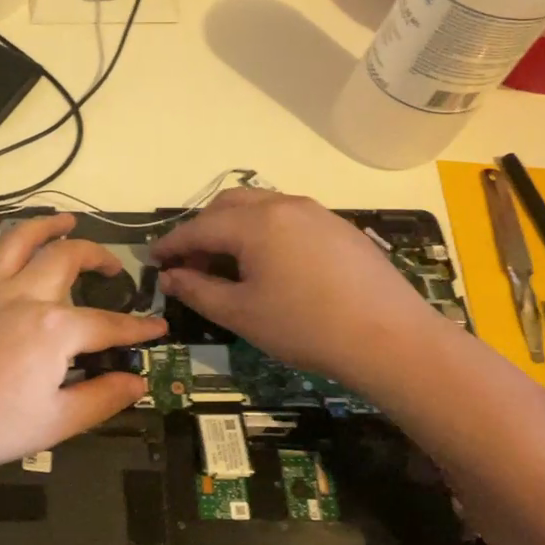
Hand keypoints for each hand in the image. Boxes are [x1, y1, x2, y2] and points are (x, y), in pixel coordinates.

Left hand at [0, 210, 166, 487]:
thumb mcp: (59, 421)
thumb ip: (103, 398)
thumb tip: (138, 382)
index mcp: (55, 328)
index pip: (108, 324)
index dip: (137, 328)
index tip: (157, 329)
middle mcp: (23, 296)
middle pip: (66, 259)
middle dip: (96, 257)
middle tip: (111, 267)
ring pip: (16, 242)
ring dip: (44, 225)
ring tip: (65, 220)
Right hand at [151, 188, 443, 387]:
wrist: (390, 339)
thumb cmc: (305, 328)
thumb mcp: (241, 314)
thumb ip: (198, 290)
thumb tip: (170, 277)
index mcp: (255, 222)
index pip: (199, 228)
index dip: (171, 245)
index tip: (153, 261)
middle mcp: (285, 205)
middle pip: (228, 205)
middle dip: (202, 230)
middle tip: (189, 264)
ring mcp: (317, 213)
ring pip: (261, 207)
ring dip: (233, 228)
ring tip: (227, 265)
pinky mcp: (340, 229)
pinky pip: (288, 219)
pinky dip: (264, 233)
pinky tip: (269, 266)